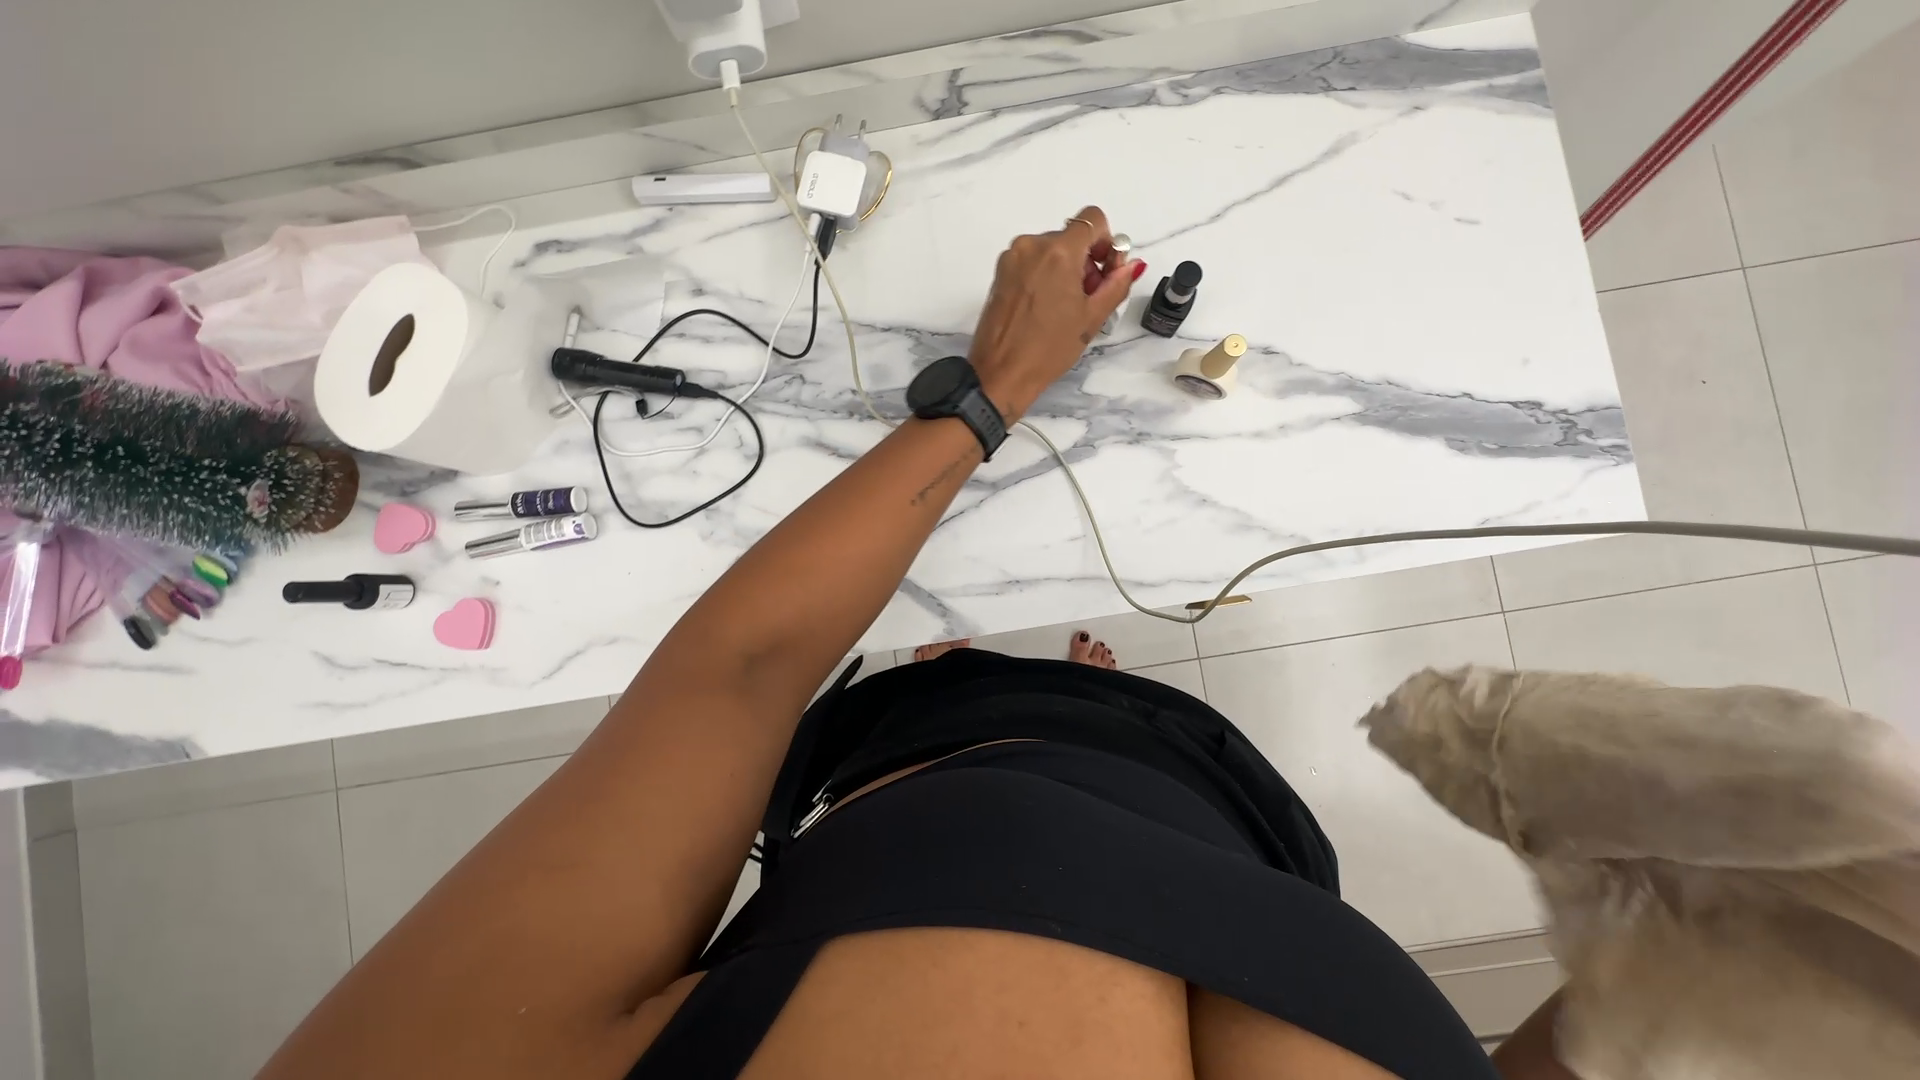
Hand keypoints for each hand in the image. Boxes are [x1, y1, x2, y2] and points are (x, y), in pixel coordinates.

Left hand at [968, 205, 1143, 420]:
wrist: (1001, 373)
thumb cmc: (1049, 349)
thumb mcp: (1091, 318)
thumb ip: (1115, 285)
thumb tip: (1131, 265)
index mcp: (1058, 251)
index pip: (1092, 219)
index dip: (1106, 241)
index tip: (1105, 269)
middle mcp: (1032, 245)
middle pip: (1070, 237)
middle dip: (1085, 261)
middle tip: (1088, 297)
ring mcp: (1012, 258)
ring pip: (1050, 250)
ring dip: (1065, 269)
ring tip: (1066, 307)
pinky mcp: (999, 272)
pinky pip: (1031, 262)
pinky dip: (1044, 275)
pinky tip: (1046, 307)